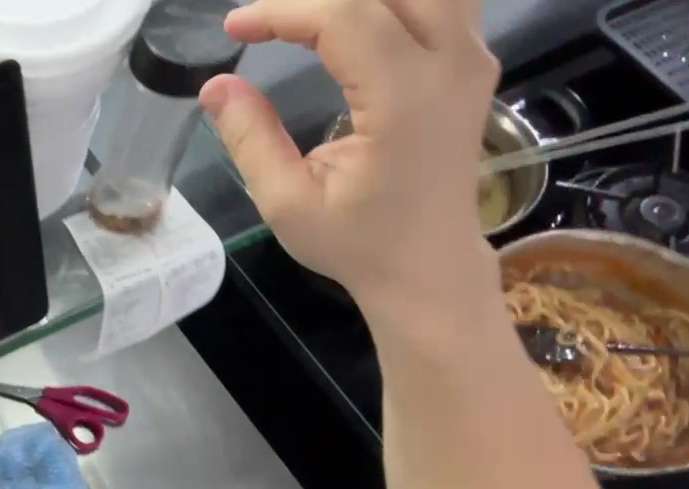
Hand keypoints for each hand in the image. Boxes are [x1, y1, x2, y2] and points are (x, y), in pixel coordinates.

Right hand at [201, 0, 500, 307]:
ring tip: (307, 14)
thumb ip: (252, 139)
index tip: (235, 27)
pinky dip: (390, 0)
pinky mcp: (473, 60)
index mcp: (403, 97)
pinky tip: (353, 17)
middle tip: (267, 17)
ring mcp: (471, 55)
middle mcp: (450, 60)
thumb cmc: (354, 241)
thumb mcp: (286, 202)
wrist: (426, 262)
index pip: (344, 16)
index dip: (284, 11)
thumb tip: (215, 87)